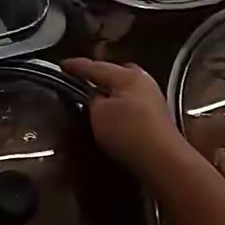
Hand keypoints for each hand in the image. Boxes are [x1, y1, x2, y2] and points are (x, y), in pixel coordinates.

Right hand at [62, 57, 186, 174]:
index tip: (62, 65)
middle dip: (98, 75)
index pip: (96, 67)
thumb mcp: (99, 114)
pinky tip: (111, 112)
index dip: (77, 66)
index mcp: (128, 76)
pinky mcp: (155, 116)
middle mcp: (143, 81)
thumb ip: (93, 100)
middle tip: (80, 79)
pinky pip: (130, 102)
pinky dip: (118, 104)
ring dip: (109, 91)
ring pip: (124, 88)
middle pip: (116, 73)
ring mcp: (152, 98)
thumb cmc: (128, 133)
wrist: (163, 160)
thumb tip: (96, 96)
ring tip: (93, 96)